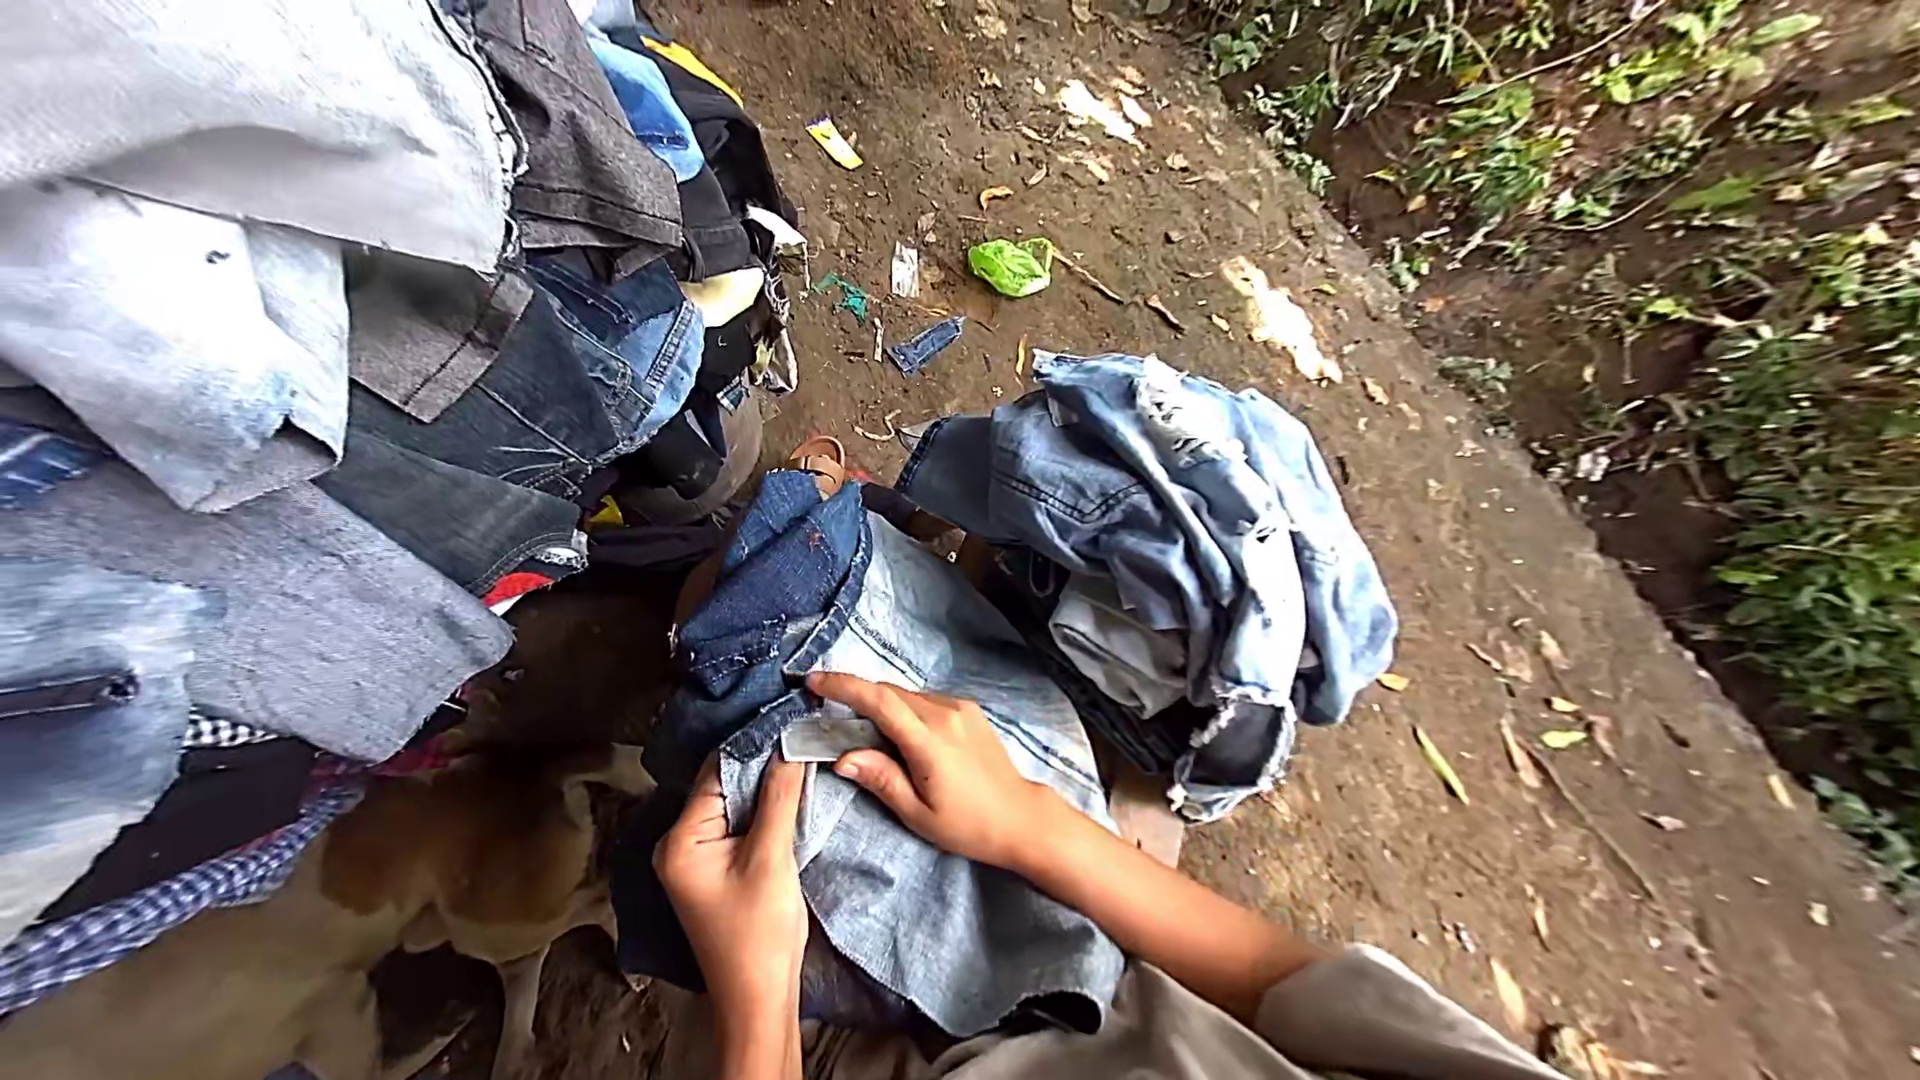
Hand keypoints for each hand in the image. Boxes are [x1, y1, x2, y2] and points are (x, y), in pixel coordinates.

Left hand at [655, 757, 805, 1077]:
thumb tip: (792, 744)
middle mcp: (681, 842)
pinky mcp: (720, 864)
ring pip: (738, 800)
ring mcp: (699, 855)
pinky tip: (792, 786)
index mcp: (680, 840)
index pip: (717, 773)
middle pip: (726, 784)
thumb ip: (780, 796)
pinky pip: (743, 820)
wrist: (761, 997)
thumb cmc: (759, 933)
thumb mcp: (771, 857)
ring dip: (768, 781)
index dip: (754, 744)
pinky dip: (767, 804)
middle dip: (763, 760)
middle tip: (800, 731)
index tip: (789, 719)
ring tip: (801, 750)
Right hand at [807, 671, 1061, 871]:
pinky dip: (904, 708)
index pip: (880, 701)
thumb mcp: (917, 814)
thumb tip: (843, 757)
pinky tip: (901, 732)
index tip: (814, 680)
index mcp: (930, 741)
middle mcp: (946, 713)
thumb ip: (880, 779)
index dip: (845, 686)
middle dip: (858, 696)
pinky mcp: (969, 708)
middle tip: (831, 712)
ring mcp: (960, 707)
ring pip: (907, 694)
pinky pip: (926, 699)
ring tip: (866, 729)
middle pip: (890, 693)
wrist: (1020, 817)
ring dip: (882, 704)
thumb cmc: (967, 825)